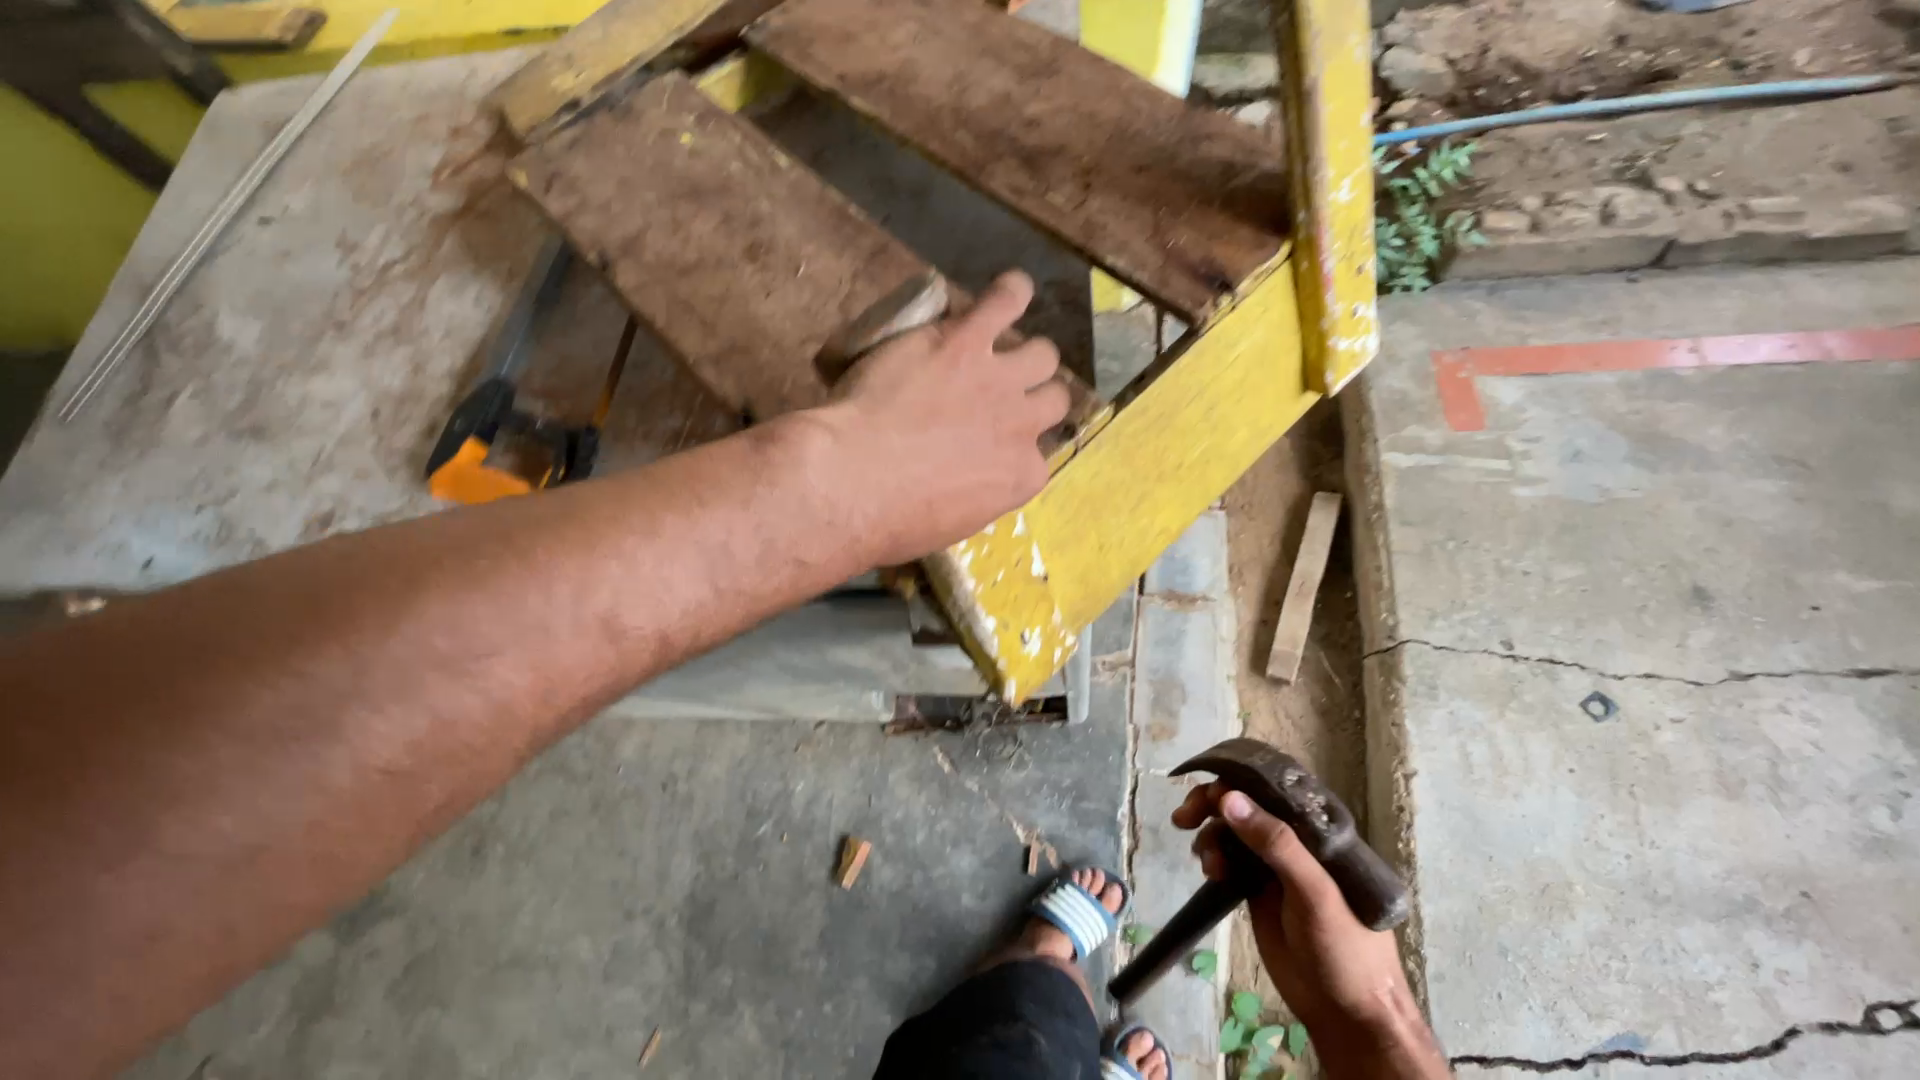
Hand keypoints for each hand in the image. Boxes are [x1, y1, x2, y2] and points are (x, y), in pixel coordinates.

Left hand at [802, 270, 1069, 566]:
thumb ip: (977, 491)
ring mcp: (998, 379)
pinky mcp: (965, 340)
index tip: (994, 442)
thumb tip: (970, 478)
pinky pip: (1006, 301)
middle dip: (1033, 396)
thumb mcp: (951, 521)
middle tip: (1002, 393)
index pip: (1037, 454)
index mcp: (1021, 476)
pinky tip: (1010, 289)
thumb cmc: (891, 518)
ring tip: (1005, 344)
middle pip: (1053, 398)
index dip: (1016, 444)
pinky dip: (1012, 292)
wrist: (854, 479)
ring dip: (1026, 352)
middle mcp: (1022, 425)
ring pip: (1042, 353)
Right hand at [1173, 783, 1451, 1079]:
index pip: (1274, 789)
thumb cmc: (1345, 948)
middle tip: (1184, 816)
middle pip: (1247, 805)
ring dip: (1210, 834)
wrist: (1346, 1013)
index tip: (1207, 792)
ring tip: (1205, 860)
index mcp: (1319, 831)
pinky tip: (1210, 873)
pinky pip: (1228, 859)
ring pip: (1232, 831)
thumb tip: (1228, 799)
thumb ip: (1276, 844)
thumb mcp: (1314, 892)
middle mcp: (1295, 841)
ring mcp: (1275, 865)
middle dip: (1213, 804)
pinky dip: (1213, 858)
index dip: (1238, 781)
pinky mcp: (1258, 889)